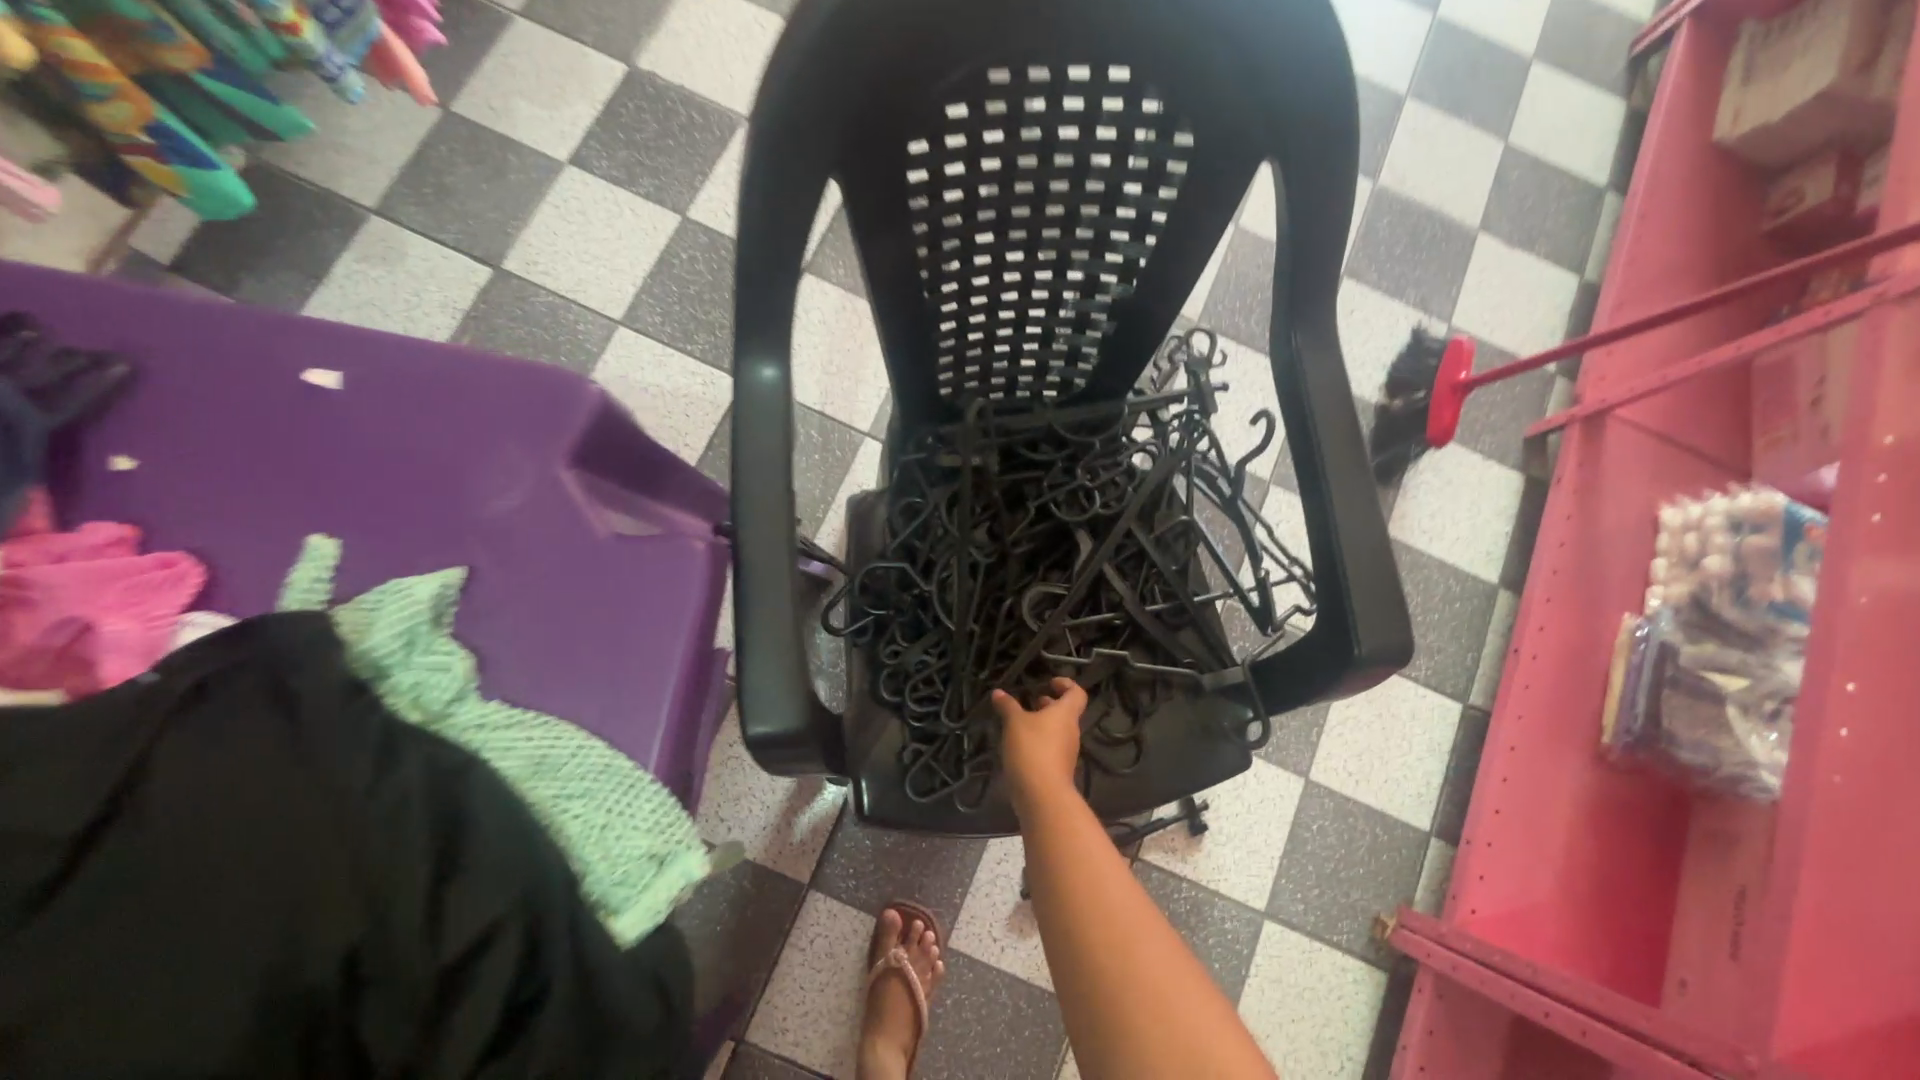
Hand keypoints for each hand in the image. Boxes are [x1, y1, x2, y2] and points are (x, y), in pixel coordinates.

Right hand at [991, 677, 1086, 810]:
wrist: (1042, 794)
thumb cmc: (1032, 749)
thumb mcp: (1014, 723)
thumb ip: (1007, 706)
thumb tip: (998, 692)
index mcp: (1066, 714)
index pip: (1077, 693)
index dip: (1066, 684)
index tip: (1049, 683)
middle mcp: (1071, 731)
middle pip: (1066, 712)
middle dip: (1049, 705)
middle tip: (1031, 701)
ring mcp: (1067, 752)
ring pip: (1057, 731)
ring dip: (1042, 724)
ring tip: (1020, 723)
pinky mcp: (1058, 769)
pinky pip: (1051, 748)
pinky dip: (1039, 742)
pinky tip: (1020, 745)